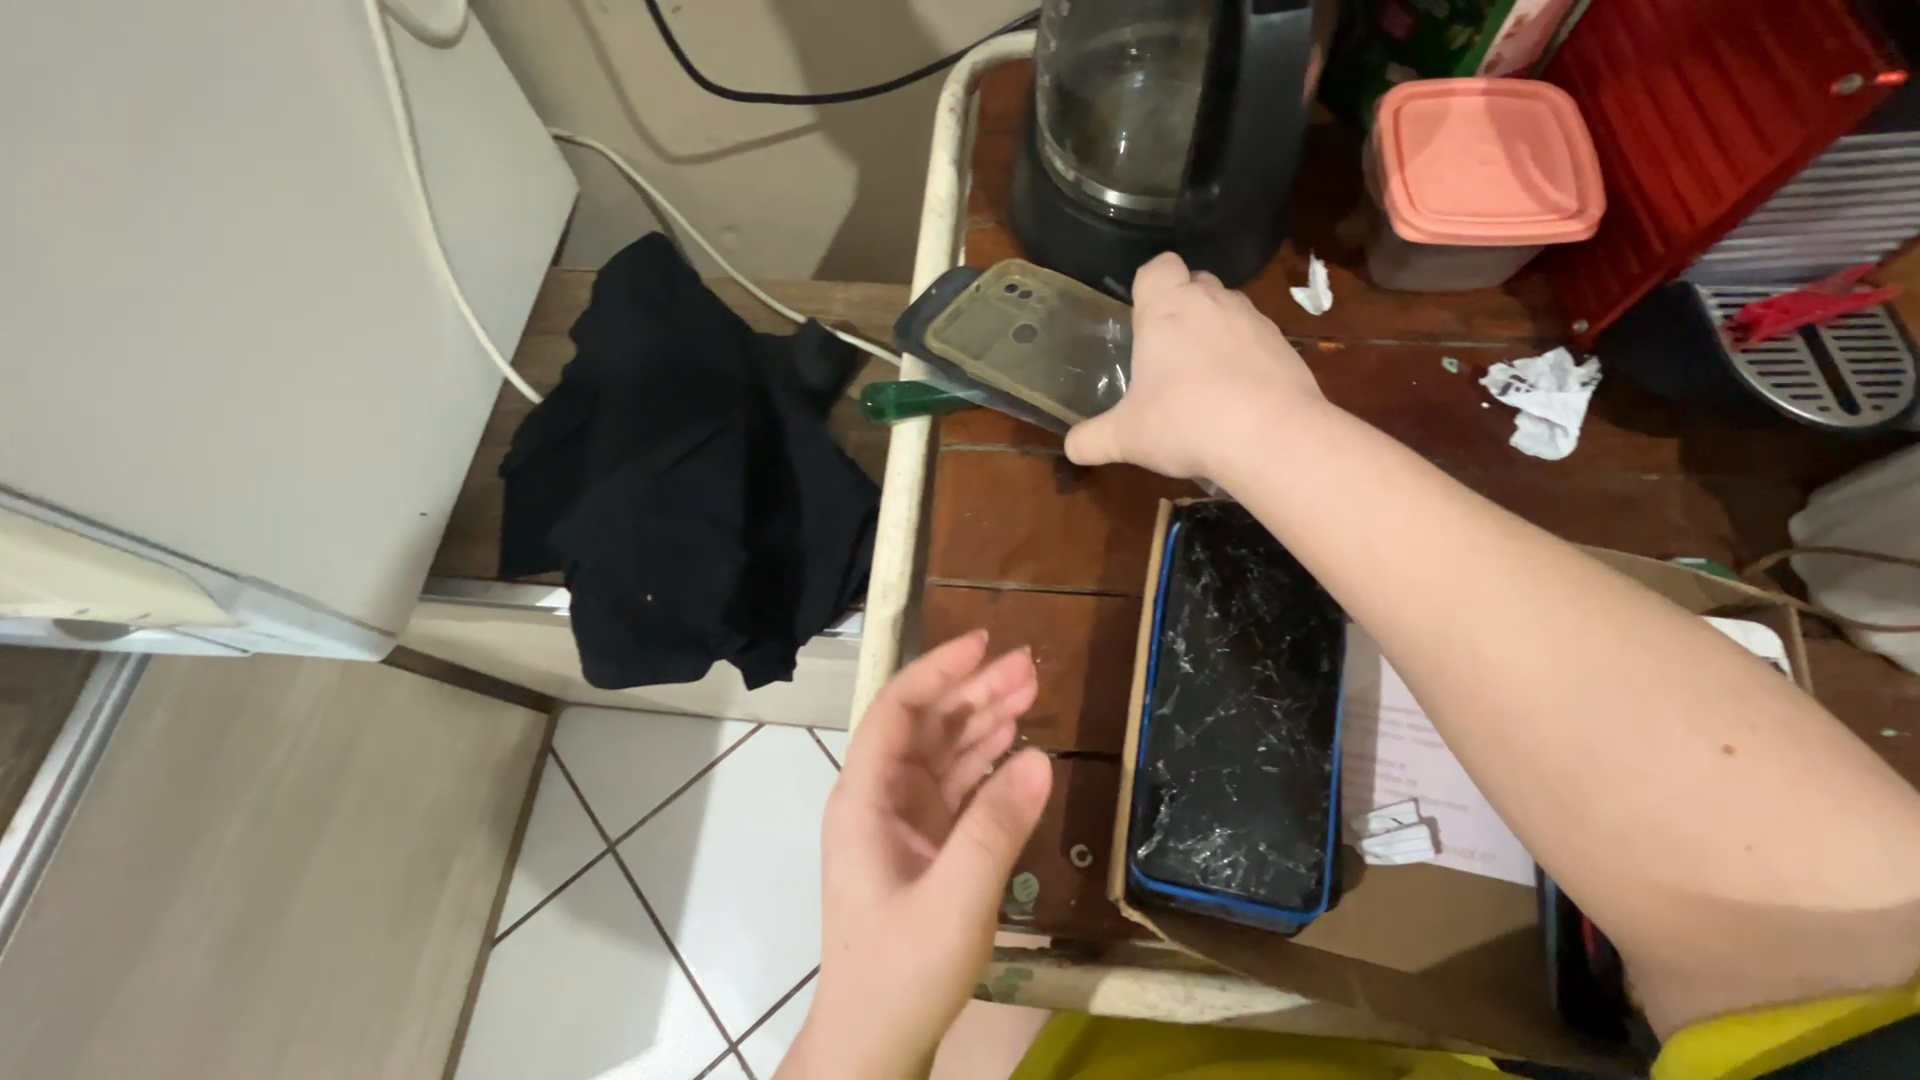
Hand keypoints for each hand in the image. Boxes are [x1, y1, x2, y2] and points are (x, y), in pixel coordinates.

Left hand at [783, 631, 1052, 1078]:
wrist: (875, 1042)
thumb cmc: (901, 970)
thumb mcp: (955, 900)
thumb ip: (996, 827)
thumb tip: (1043, 757)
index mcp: (865, 798)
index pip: (898, 711)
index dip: (938, 671)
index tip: (984, 643)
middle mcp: (880, 798)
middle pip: (927, 725)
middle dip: (975, 691)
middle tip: (1031, 666)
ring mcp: (902, 821)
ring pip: (945, 752)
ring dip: (985, 720)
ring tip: (1032, 691)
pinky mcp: (925, 844)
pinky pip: (958, 787)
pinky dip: (988, 762)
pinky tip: (1017, 745)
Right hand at [1066, 251, 1324, 478]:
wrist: (1271, 436)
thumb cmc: (1184, 422)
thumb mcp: (1126, 437)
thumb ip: (1092, 440)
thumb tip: (1070, 448)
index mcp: (1167, 309)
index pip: (1158, 267)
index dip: (1149, 285)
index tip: (1141, 317)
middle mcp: (1212, 302)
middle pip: (1196, 282)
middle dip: (1181, 307)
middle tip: (1166, 352)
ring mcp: (1254, 321)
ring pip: (1229, 310)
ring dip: (1215, 332)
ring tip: (1203, 379)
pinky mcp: (1286, 346)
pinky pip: (1257, 341)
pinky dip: (1245, 359)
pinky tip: (1237, 398)